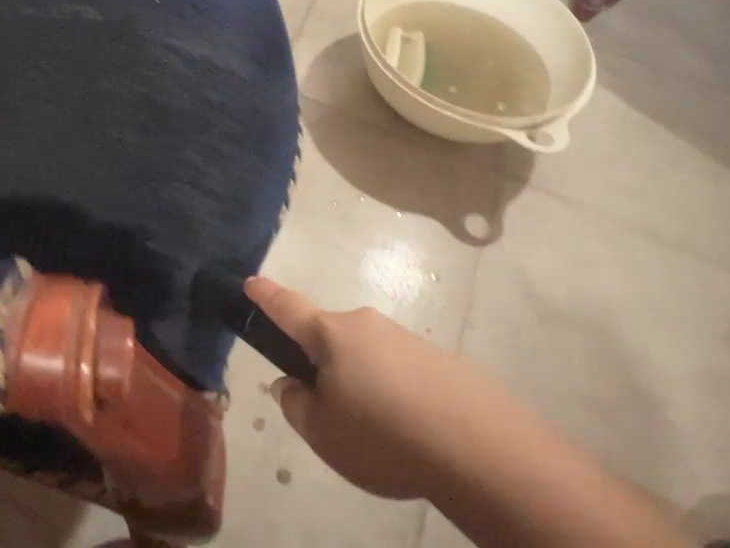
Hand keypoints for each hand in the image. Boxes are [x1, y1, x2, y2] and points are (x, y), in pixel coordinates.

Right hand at [245, 275, 453, 499]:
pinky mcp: (440, 361)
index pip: (288, 309)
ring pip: (368, 358)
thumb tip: (293, 384)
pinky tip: (411, 436)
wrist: (478, 447)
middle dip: (323, 366)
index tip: (251, 282)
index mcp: (330, 335)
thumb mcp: (321, 432)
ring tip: (379, 437)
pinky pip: (401, 374)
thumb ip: (296, 404)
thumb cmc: (381, 435)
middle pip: (331, 339)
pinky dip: (396, 397)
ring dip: (363, 385)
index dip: (267, 297)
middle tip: (330, 413)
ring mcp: (406, 339)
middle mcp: (366, 325)